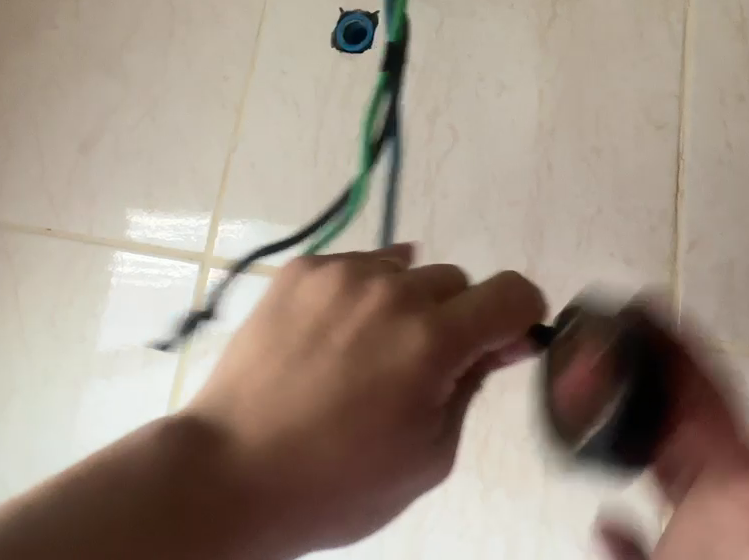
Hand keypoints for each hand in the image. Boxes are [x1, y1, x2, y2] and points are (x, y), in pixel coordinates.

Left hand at [184, 244, 548, 557]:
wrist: (228, 472)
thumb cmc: (336, 482)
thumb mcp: (428, 456)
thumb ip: (473, 385)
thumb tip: (502, 340)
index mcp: (431, 340)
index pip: (512, 293)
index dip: (520, 316)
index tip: (504, 342)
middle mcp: (392, 290)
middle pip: (457, 282)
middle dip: (454, 319)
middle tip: (418, 367)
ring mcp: (342, 272)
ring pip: (405, 269)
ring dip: (404, 303)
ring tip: (365, 352)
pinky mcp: (302, 269)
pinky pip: (357, 266)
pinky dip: (360, 294)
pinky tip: (332, 337)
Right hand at [600, 312, 748, 559]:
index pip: (702, 400)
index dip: (669, 351)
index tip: (634, 307)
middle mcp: (722, 518)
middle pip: (656, 435)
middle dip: (616, 387)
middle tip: (578, 350)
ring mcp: (700, 555)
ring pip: (643, 498)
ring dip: (605, 452)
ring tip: (573, 416)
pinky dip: (618, 546)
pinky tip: (607, 531)